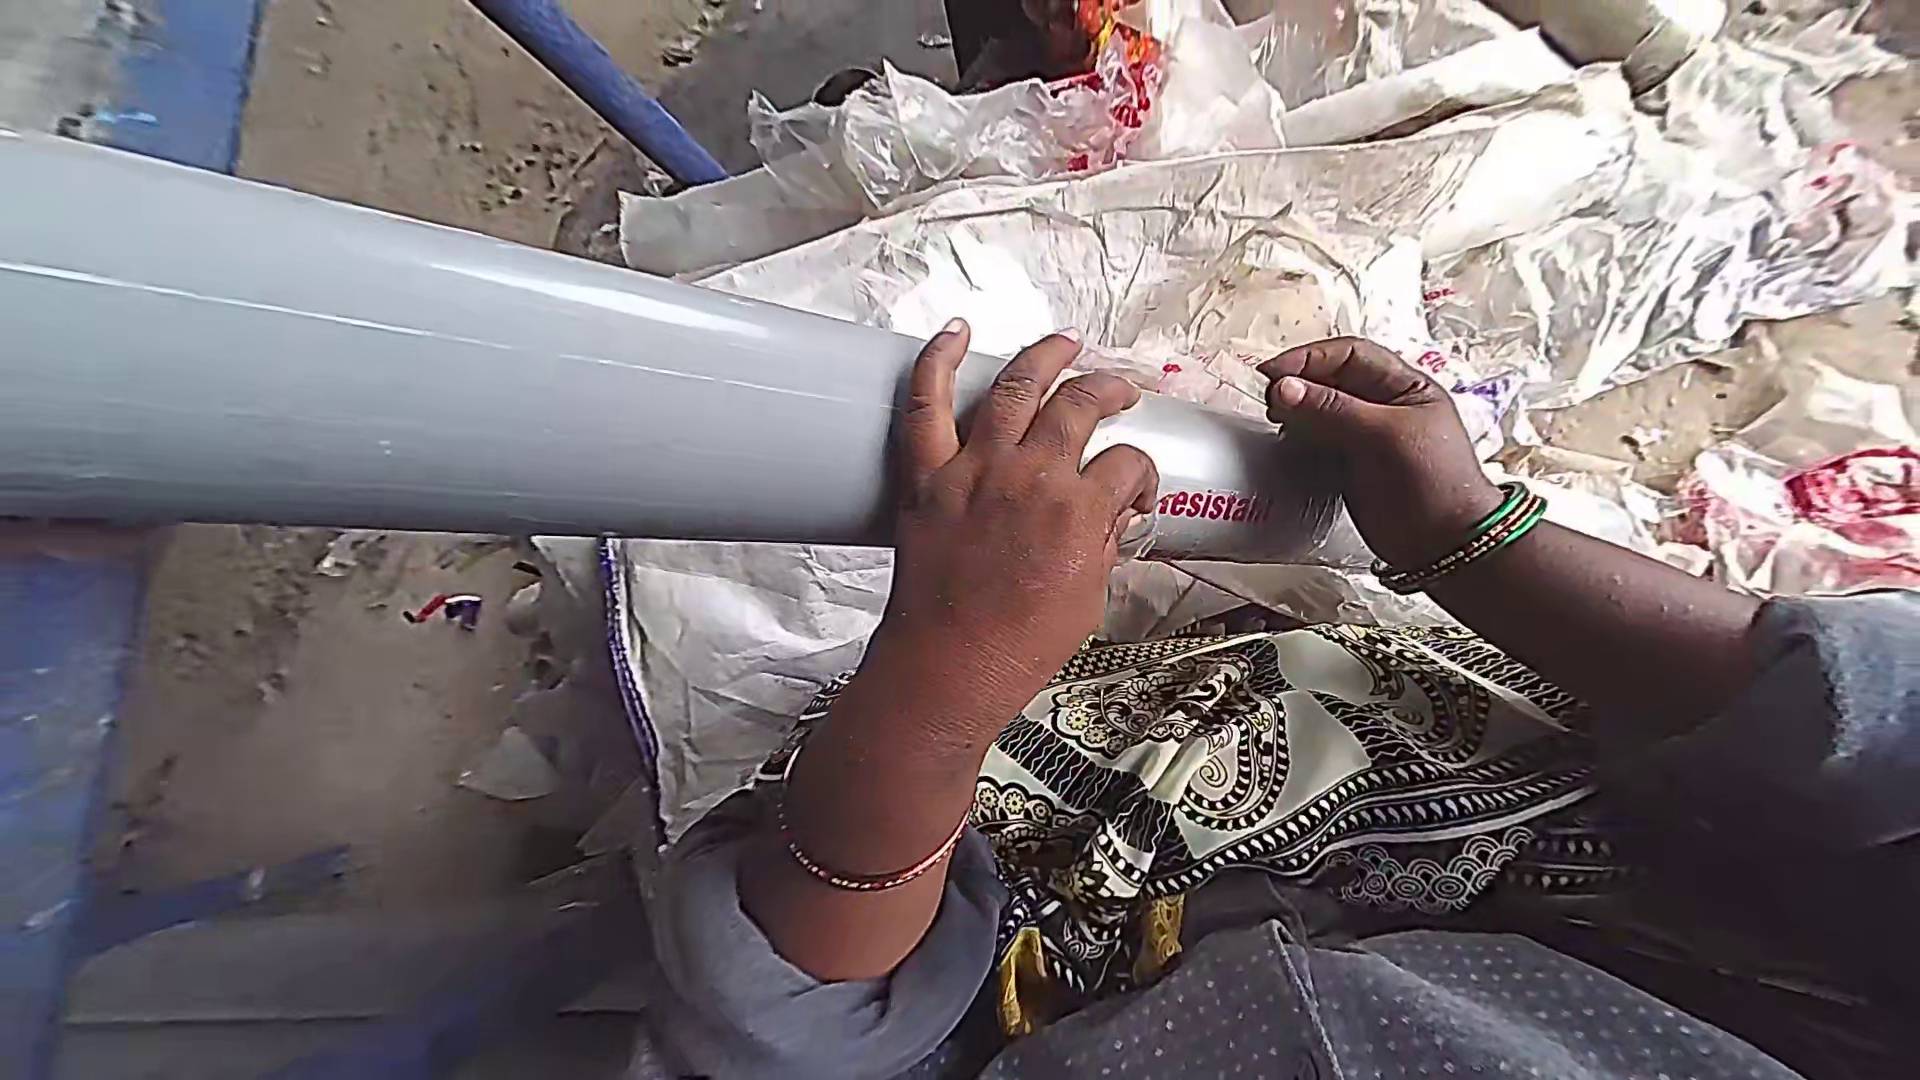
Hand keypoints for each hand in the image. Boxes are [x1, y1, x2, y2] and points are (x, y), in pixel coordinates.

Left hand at [867, 319, 1158, 738]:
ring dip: (1046, 356)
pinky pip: (926, 403)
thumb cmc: (1020, 643)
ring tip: (1065, 343)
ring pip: (1016, 386)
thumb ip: (1105, 541)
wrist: (950, 665)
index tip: (1133, 490)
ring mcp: (976, 469)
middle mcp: (1032, 477)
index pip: (1128, 464)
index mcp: (1080, 510)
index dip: (1140, 475)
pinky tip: (955, 332)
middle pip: (1081, 405)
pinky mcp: (929, 475)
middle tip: (1117, 392)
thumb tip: (1117, 509)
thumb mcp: (1089, 596)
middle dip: (1109, 391)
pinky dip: (937, 361)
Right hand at [1258, 338, 1501, 569]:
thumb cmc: (1430, 481)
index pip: (1348, 354)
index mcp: (1401, 385)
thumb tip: (1281, 387)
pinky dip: (1292, 433)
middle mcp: (1377, 404)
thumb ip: (1332, 409)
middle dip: (1295, 383)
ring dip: (1291, 408)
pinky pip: (1310, 436)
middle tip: (1268, 400)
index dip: (1308, 358)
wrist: (1440, 542)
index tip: (1271, 374)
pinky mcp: (1342, 460)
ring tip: (1273, 420)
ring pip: (1314, 407)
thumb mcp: (1385, 435)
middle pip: (1327, 378)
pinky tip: (1283, 440)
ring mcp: (1358, 433)